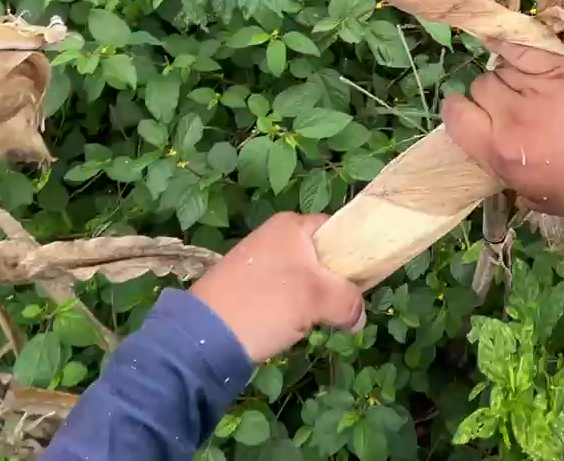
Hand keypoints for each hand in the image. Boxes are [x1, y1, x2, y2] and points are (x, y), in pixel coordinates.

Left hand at [189, 213, 363, 361]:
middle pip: (320, 255)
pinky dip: (289, 306)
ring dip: (311, 299)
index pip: (336, 230)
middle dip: (332, 282)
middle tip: (337, 306)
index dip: (353, 254)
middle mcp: (274, 235)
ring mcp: (257, 259)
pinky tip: (287, 326)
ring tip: (311, 320)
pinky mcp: (244, 284)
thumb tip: (359, 317)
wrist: (202, 339)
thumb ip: (348, 301)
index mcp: (292, 225)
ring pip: (301, 276)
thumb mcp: (317, 299)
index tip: (361, 282)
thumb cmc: (265, 303)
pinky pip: (281, 290)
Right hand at [441, 42, 563, 216]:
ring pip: (501, 68)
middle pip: (480, 87)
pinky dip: (511, 46)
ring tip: (527, 88)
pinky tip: (506, 47)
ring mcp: (537, 86)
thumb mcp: (529, 193)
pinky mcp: (559, 66)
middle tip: (510, 107)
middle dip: (490, 96)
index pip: (455, 115)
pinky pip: (521, 47)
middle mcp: (511, 115)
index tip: (470, 114)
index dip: (458, 112)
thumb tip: (486, 143)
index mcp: (499, 150)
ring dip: (509, 76)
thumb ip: (499, 165)